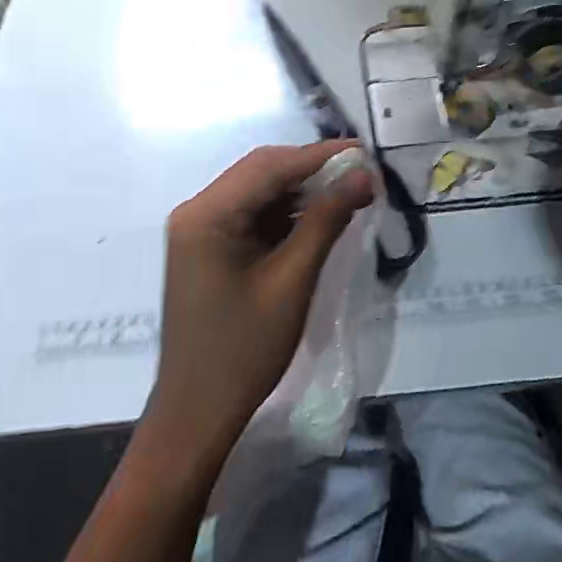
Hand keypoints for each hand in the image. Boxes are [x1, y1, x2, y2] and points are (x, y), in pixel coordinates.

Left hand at [147, 141, 374, 456]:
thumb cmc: (244, 349)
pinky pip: (252, 215)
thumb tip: (363, 176)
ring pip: (258, 191)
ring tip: (348, 192)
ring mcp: (200, 230)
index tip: (365, 150)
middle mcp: (197, 211)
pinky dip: (286, 213)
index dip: (320, 155)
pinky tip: (319, 216)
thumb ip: (326, 221)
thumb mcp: (291, 281)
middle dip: (311, 169)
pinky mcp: (208, 247)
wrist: (198, 411)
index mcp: (207, 215)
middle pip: (261, 172)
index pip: (270, 167)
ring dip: (301, 190)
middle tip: (361, 172)